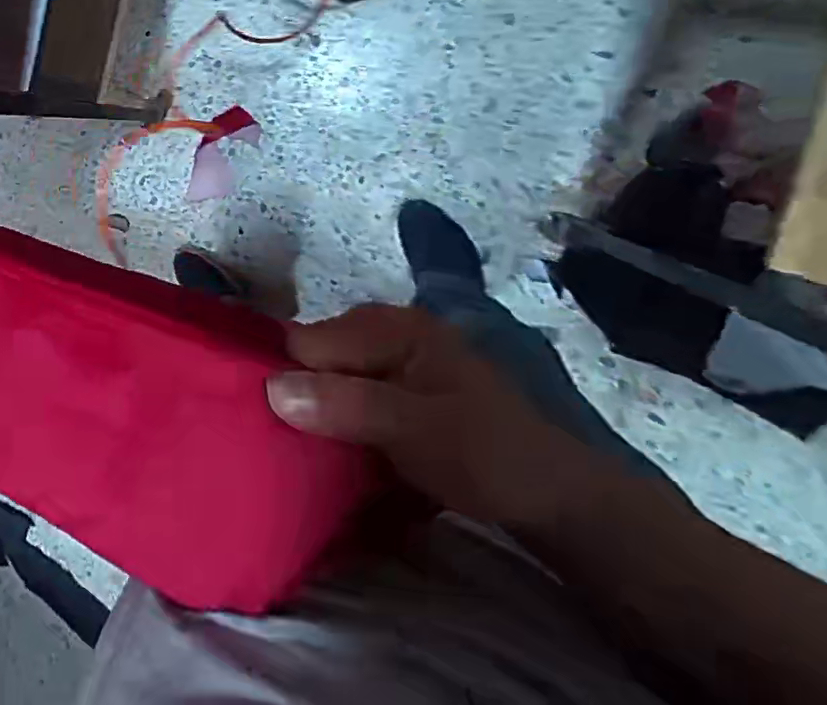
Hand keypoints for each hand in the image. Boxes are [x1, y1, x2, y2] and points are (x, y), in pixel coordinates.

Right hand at [266, 304, 616, 533]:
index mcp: (392, 326)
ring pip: (323, 374)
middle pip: (311, 356)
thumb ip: (346, 405)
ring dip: (312, 408)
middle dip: (296, 394)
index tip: (271, 421)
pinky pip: (342, 389)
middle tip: (294, 439)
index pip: (307, 341)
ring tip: (307, 444)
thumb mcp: (417, 432)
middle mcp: (385, 330)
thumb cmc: (490, 457)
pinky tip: (333, 441)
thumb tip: (269, 387)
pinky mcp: (393, 385)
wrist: (556, 501)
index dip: (284, 378)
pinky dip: (332, 414)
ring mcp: (389, 357)